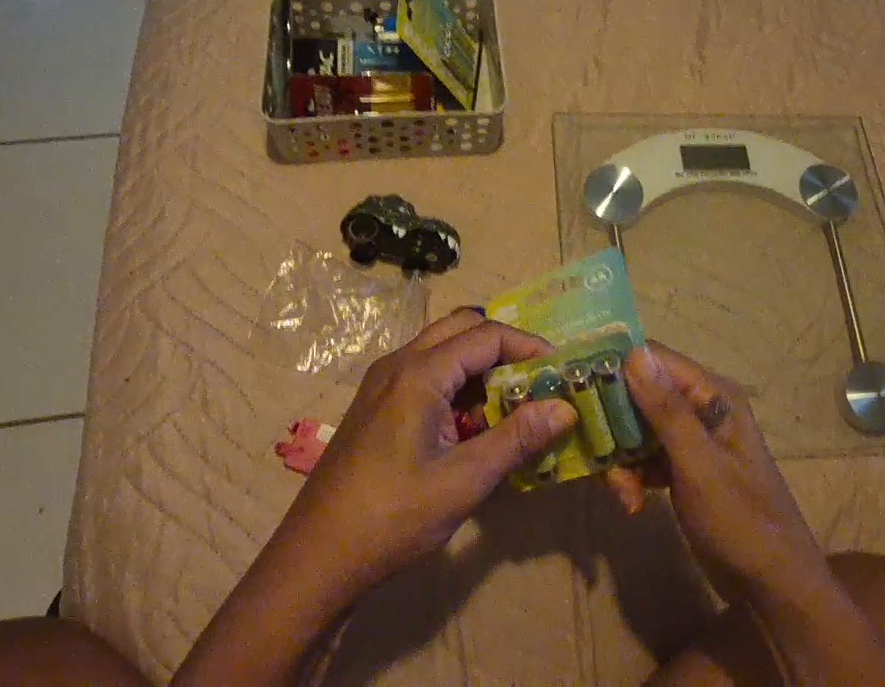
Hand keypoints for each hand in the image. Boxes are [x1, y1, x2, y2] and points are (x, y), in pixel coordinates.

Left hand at [274, 308, 576, 597]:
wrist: (318, 555)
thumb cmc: (393, 517)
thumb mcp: (464, 480)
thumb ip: (516, 439)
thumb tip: (566, 407)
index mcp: (418, 373)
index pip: (486, 335)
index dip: (529, 347)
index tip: (563, 371)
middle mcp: (398, 364)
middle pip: (462, 329)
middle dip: (505, 348)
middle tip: (540, 380)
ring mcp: (383, 383)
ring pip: (442, 350)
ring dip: (480, 366)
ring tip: (515, 403)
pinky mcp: (377, 406)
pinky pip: (426, 374)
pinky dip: (457, 384)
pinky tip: (475, 424)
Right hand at [608, 341, 827, 601]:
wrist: (772, 589)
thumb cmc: (742, 523)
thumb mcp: (700, 467)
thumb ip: (667, 411)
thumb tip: (634, 353)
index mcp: (711, 394)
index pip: (651, 359)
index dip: (613, 368)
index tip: (575, 387)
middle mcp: (700, 406)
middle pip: (637, 393)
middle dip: (613, 424)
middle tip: (599, 457)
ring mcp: (689, 438)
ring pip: (634, 428)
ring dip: (620, 458)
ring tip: (623, 495)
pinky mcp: (680, 466)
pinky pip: (642, 455)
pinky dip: (631, 476)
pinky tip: (632, 504)